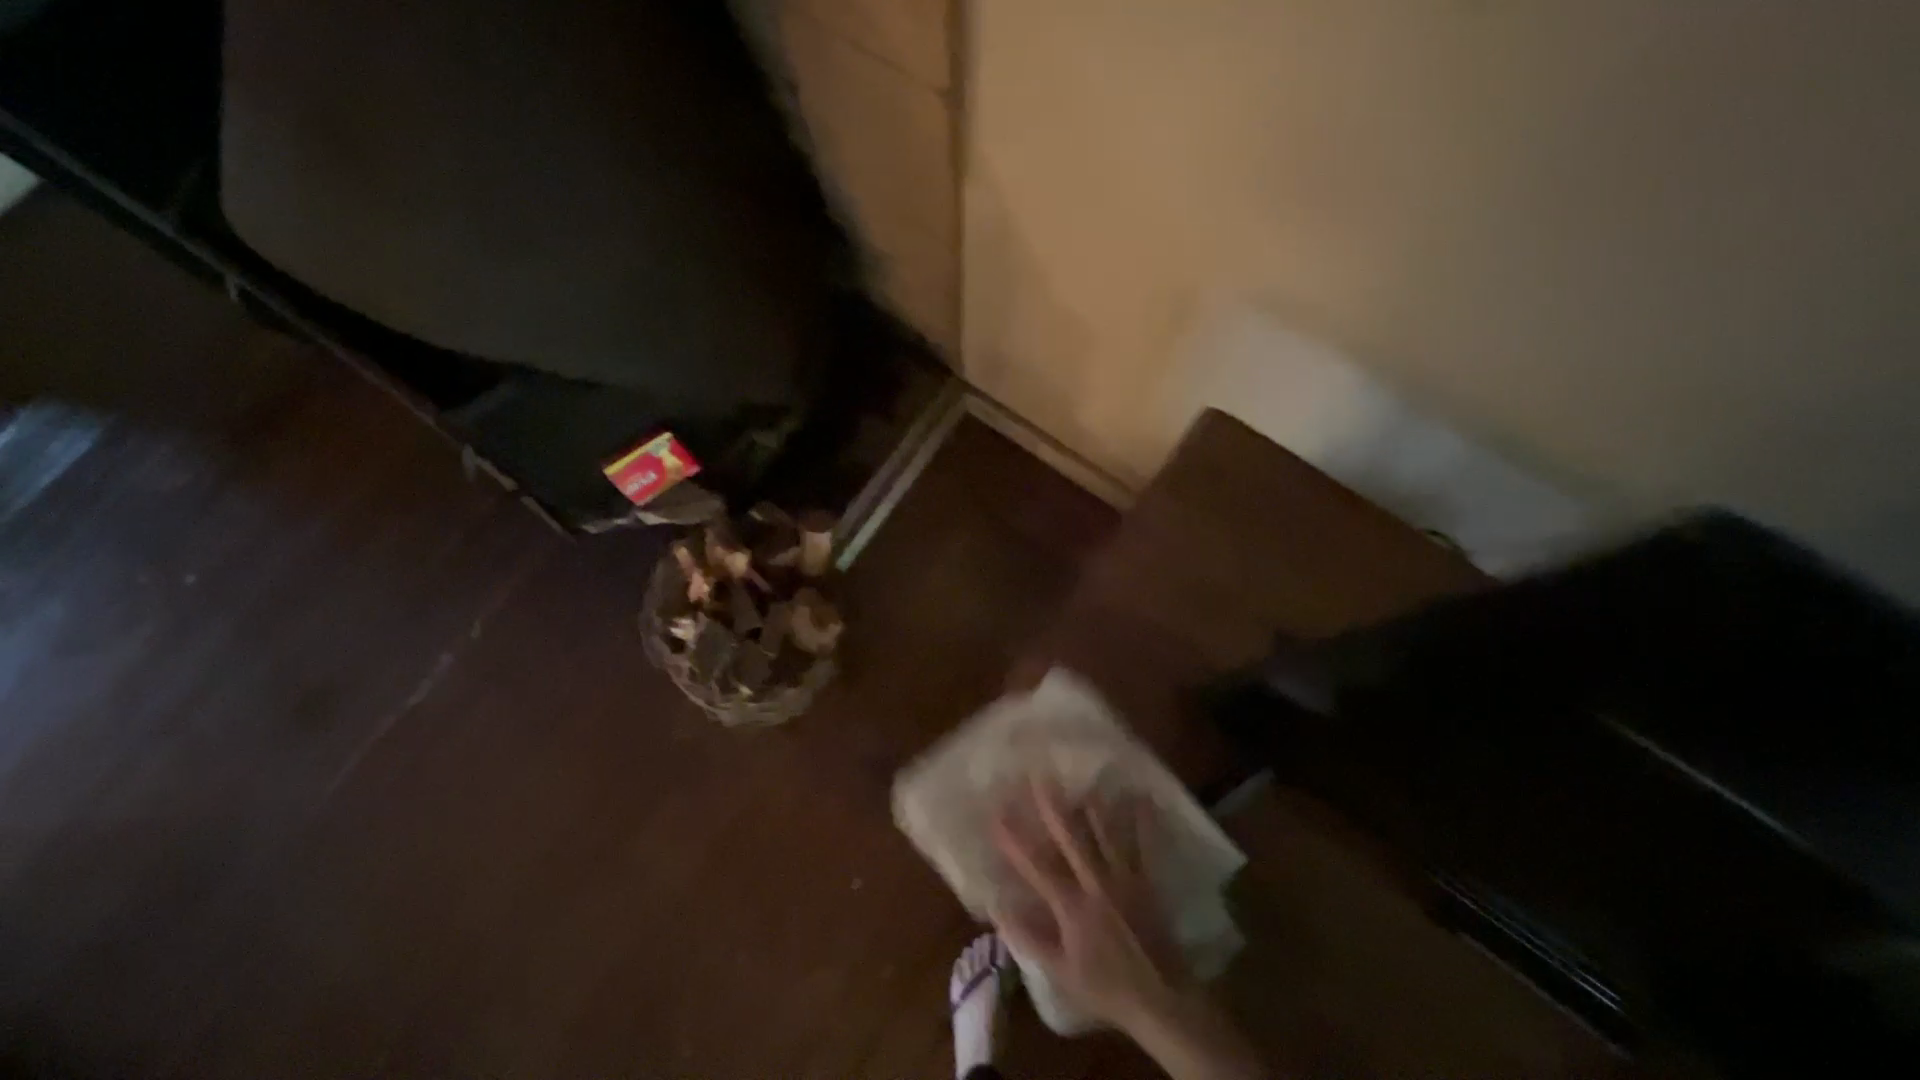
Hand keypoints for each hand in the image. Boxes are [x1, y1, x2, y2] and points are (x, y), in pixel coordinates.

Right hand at [989, 777, 1190, 1034]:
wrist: (1159, 998)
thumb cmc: (1104, 986)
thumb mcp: (1058, 970)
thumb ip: (1027, 937)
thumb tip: (996, 907)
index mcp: (1071, 906)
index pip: (1037, 866)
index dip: (1015, 839)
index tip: (997, 813)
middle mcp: (1097, 884)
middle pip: (1072, 838)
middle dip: (1053, 806)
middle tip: (1040, 776)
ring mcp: (1125, 880)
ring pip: (1107, 834)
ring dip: (1093, 805)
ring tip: (1083, 778)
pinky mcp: (1147, 883)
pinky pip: (1144, 846)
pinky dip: (1141, 820)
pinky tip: (1139, 796)